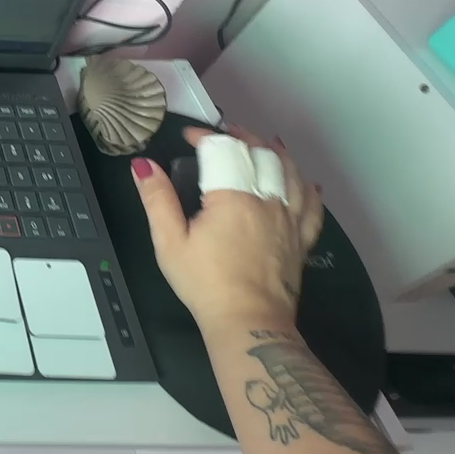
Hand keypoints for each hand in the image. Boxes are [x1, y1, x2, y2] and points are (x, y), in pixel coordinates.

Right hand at [131, 126, 323, 336]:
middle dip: (242, 137)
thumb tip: (142, 165)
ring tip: (263, 142)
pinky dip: (307, 188)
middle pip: (263, 156)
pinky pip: (312, 207)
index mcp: (233, 199)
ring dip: (276, 153)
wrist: (248, 322)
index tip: (187, 136)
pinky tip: (304, 181)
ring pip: (291, 175)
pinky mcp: (300, 241)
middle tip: (224, 131)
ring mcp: (289, 222)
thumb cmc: (204, 282)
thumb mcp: (168, 239)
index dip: (205, 137)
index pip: (223, 152)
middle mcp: (267, 204)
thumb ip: (156, 198)